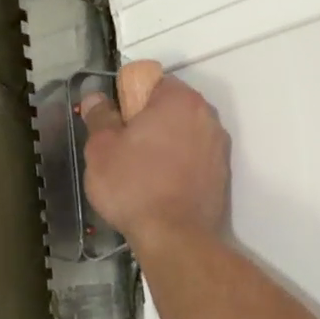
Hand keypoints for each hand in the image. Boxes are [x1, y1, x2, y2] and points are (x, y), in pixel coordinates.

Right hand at [79, 73, 231, 249]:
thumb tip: (97, 98)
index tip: (115, 126)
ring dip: (164, 146)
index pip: (151, 81)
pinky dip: (178, 168)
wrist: (176, 237)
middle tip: (124, 153)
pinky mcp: (222, 175)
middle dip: (148, 124)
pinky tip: (161, 191)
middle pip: (170, 109)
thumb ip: (100, 117)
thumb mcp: (101, 150)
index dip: (129, 101)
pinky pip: (194, 160)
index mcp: (178, 99)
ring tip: (142, 176)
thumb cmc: (134, 188)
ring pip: (183, 135)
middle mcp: (206, 115)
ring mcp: (218, 146)